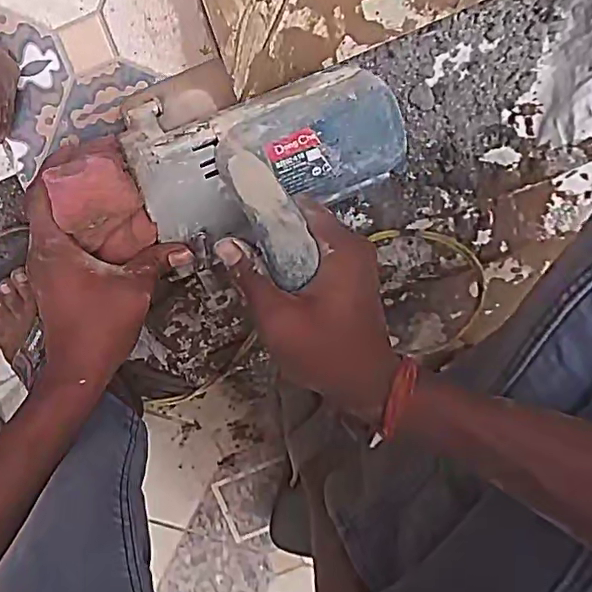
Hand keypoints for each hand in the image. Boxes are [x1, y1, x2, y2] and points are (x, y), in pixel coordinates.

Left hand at [24, 181, 190, 391]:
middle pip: (44, 205)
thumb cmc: (96, 329)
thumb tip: (182, 247)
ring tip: (101, 191)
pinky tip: (102, 230)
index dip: (53, 167)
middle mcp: (39, 254)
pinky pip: (59, 244)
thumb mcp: (132, 289)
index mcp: (51, 248)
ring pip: (51, 225)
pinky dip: (76, 229)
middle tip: (95, 166)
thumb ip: (154, 261)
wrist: (76, 370)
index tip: (74, 149)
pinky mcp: (51, 282)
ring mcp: (42, 270)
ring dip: (71, 207)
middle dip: (66, 182)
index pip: (40, 194)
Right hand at [215, 202, 399, 423]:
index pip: (299, 206)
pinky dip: (295, 263)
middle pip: (303, 223)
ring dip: (281, 250)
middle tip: (239, 246)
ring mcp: (355, 263)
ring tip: (250, 262)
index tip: (237, 214)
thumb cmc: (324, 351)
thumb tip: (226, 245)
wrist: (365, 385)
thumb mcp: (278, 316)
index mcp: (342, 247)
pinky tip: (273, 280)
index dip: (266, 208)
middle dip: (270, 232)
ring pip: (308, 241)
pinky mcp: (351, 279)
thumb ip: (250, 277)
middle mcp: (353, 247)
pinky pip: (317, 257)